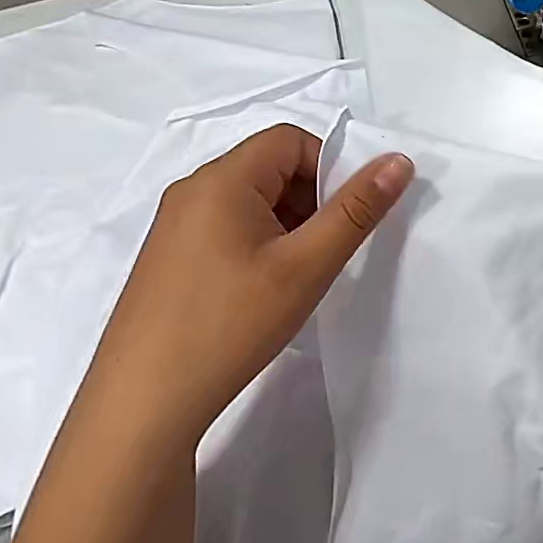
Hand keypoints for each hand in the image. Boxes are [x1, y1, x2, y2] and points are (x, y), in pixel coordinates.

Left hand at [91, 123, 413, 439]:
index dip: (330, 166)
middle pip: (267, 168)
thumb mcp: (305, 266)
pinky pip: (224, 229)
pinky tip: (262, 291)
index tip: (348, 215)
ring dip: (285, 224)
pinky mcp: (168, 258)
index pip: (289, 140)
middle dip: (310, 199)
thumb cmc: (231, 324)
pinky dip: (256, 244)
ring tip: (298, 277)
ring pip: (248, 202)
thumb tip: (398, 161)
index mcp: (221, 179)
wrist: (144, 402)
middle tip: (327, 251)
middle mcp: (191, 190)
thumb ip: (355, 210)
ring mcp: (174, 226)